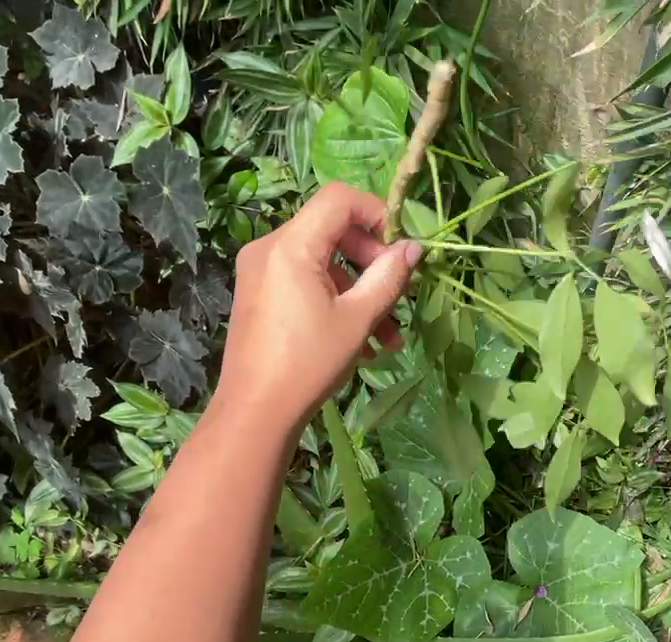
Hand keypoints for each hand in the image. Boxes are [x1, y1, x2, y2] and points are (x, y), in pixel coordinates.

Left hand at [214, 183, 421, 433]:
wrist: (256, 411)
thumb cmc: (309, 363)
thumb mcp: (358, 321)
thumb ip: (388, 279)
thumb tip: (414, 250)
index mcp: (291, 245)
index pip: (339, 200)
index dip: (377, 214)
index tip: (402, 249)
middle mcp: (269, 247)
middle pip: (332, 230)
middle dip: (372, 261)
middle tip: (398, 295)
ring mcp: (261, 271)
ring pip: (323, 263)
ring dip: (360, 292)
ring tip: (389, 337)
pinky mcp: (260, 295)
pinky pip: (305, 283)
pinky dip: (336, 302)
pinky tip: (362, 344)